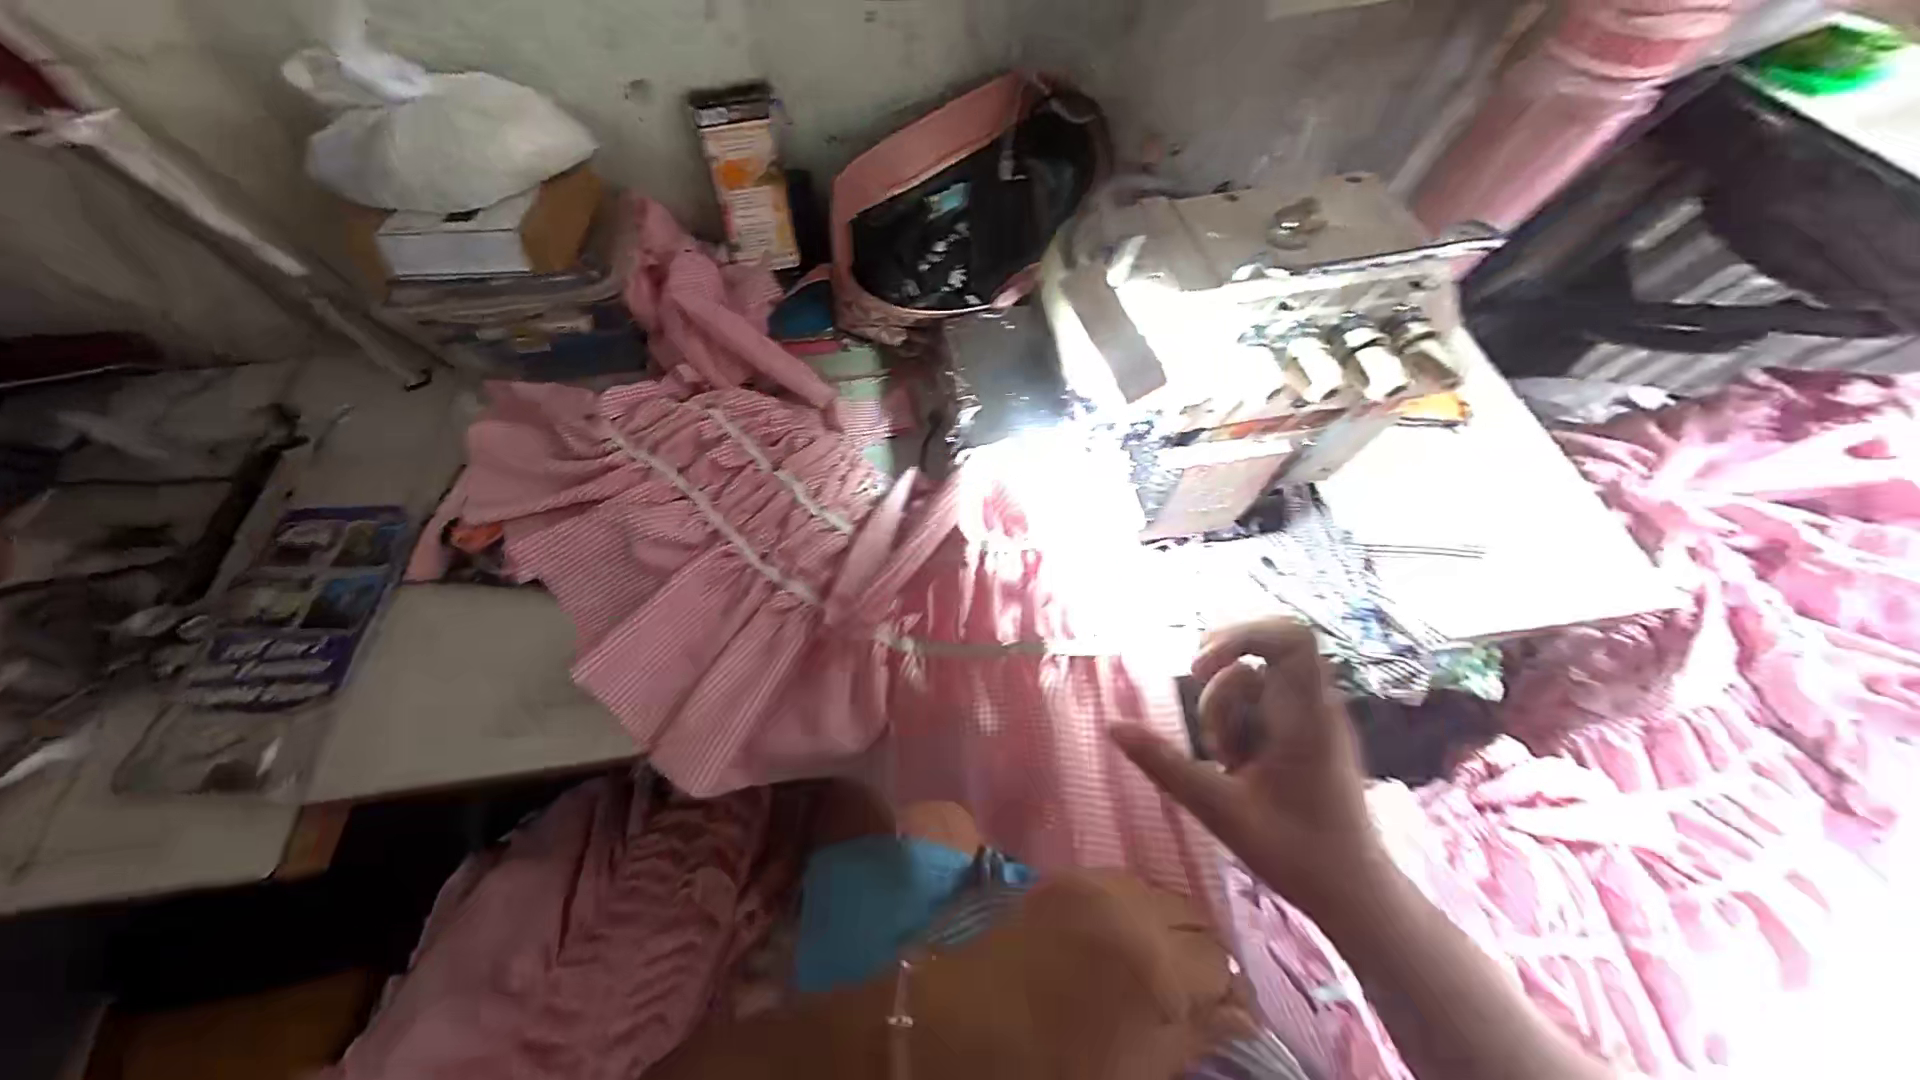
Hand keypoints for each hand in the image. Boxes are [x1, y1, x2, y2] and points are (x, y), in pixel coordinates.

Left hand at [912, 870, 1247, 1079]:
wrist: (964, 1025)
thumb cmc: (1052, 1067)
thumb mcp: (1136, 1070)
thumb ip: (1195, 1034)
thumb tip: (1241, 1016)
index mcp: (1154, 965)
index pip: (1222, 967)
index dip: (1233, 996)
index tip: (1233, 1016)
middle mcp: (1131, 908)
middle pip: (1197, 920)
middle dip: (1208, 957)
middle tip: (1203, 991)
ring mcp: (1095, 884)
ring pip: (1162, 894)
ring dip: (1174, 927)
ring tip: (1167, 963)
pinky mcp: (1067, 876)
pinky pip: (1124, 882)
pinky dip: (1139, 907)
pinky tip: (1130, 935)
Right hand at [1111, 618, 1385, 914]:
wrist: (1354, 894)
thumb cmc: (1295, 853)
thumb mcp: (1218, 809)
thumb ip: (1164, 764)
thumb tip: (1112, 726)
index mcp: (1304, 716)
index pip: (1290, 636)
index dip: (1241, 634)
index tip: (1200, 668)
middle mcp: (1313, 706)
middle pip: (1263, 648)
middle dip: (1218, 673)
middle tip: (1198, 707)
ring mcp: (1312, 718)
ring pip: (1255, 678)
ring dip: (1224, 706)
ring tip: (1222, 757)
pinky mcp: (1304, 734)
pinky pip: (1262, 703)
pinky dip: (1236, 721)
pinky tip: (1232, 764)